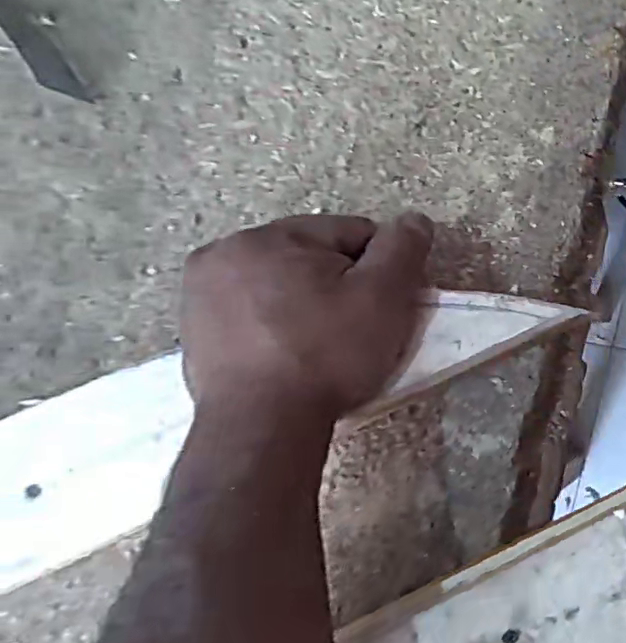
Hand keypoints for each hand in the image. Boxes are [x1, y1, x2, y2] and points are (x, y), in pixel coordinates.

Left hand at [180, 213, 434, 433]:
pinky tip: (299, 348)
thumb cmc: (331, 350)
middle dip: (348, 280)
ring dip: (318, 299)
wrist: (263, 422)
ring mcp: (200, 292)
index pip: (357, 233)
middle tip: (363, 320)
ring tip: (331, 337)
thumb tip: (413, 220)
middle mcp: (223, 254)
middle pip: (320, 255)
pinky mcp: (196, 326)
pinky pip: (261, 307)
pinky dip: (287, 319)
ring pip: (290, 281)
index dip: (384, 266)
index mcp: (268, 239)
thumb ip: (404, 247)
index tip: (387, 301)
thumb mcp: (386, 292)